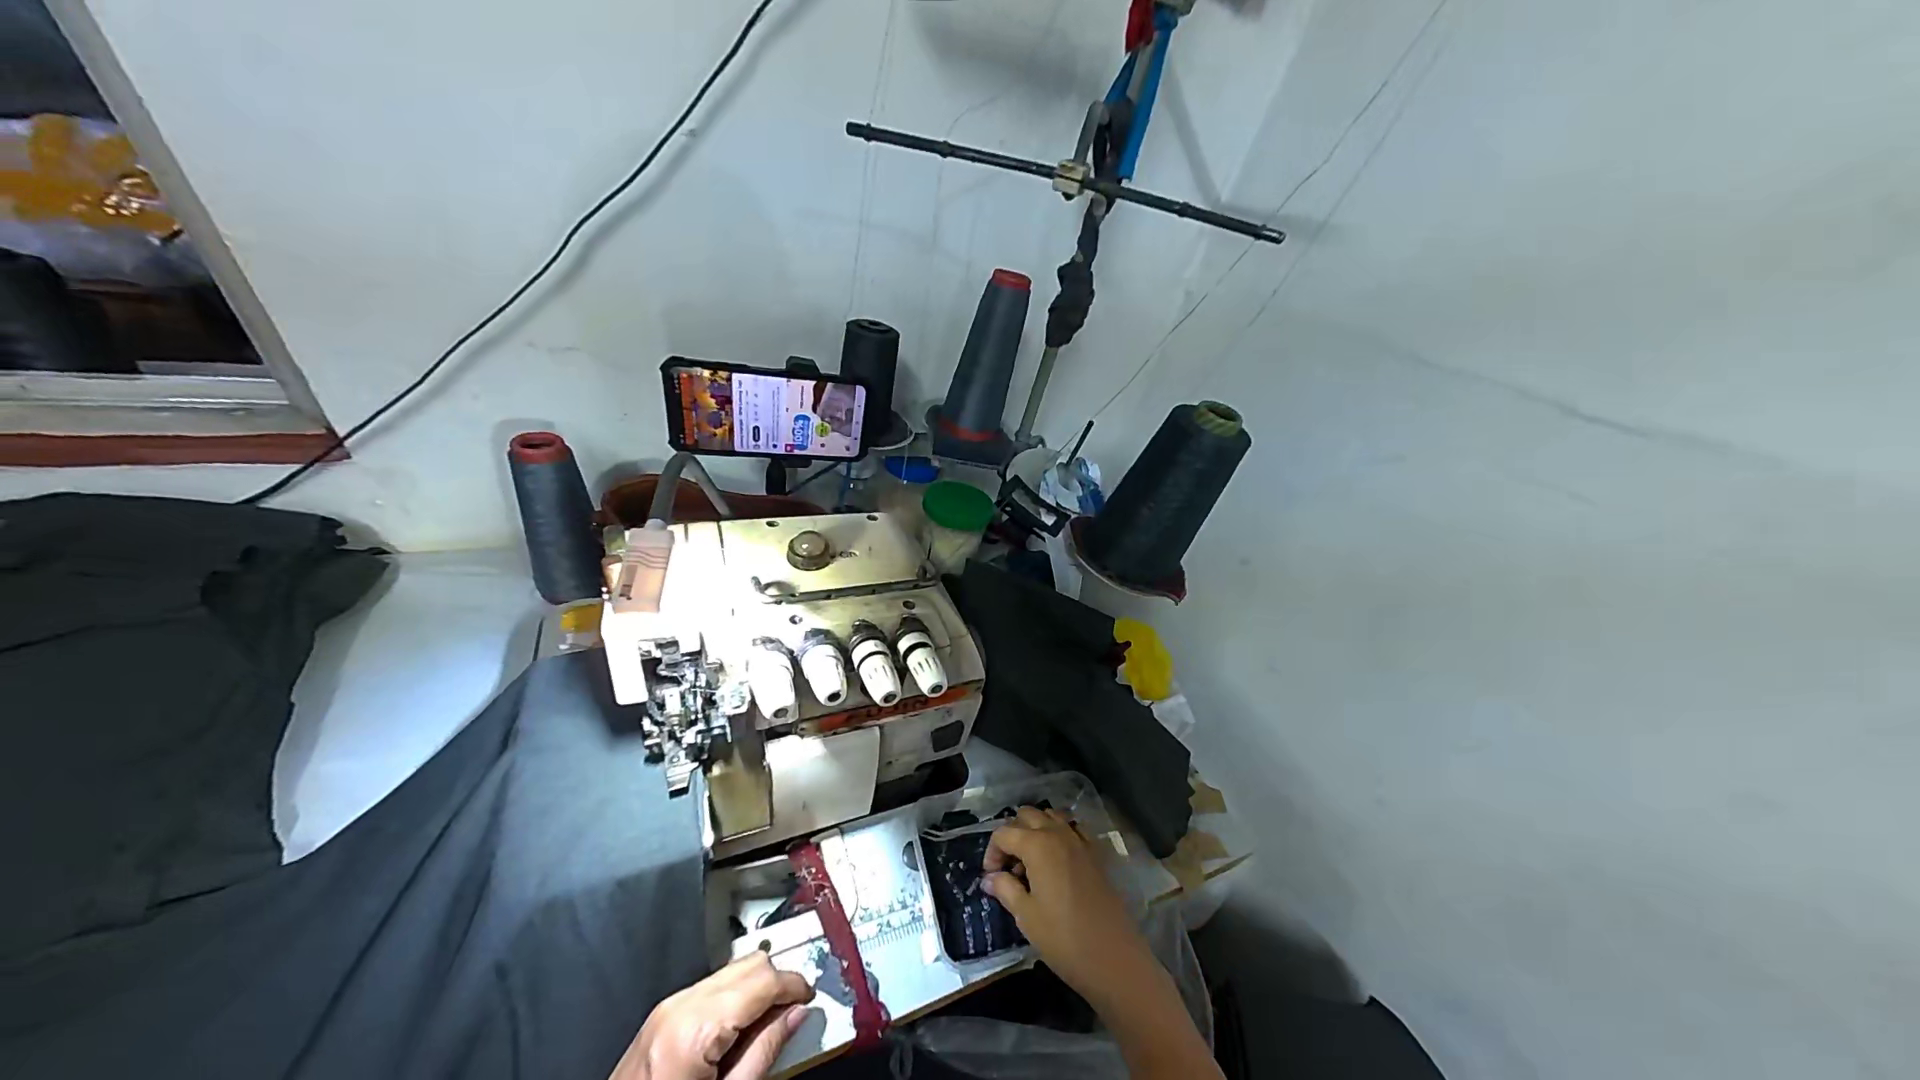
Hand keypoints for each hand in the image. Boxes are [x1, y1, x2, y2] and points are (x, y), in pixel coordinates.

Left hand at [609, 953, 814, 1079]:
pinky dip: (735, 998)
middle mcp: (680, 1006)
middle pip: (749, 964)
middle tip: (794, 1013)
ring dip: (756, 988)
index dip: (794, 985)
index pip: (762, 980)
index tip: (810, 1000)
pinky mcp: (661, 1016)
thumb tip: (795, 1014)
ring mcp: (667, 1008)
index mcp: (696, 1029)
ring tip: (768, 1026)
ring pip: (731, 971)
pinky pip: (711, 988)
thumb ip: (765, 1052)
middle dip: (777, 982)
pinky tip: (739, 1031)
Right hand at [981, 806, 1158, 1005]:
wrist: (1113, 958)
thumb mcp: (1026, 916)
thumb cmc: (1063, 938)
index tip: (990, 878)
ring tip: (1031, 862)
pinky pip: (1073, 829)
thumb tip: (990, 878)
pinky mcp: (1096, 854)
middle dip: (1012, 835)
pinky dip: (1059, 835)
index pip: (1003, 833)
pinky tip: (1056, 862)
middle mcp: (1059, 833)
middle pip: (1027, 816)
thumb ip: (1004, 889)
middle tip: (1008, 867)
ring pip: (1051, 817)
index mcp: (1037, 845)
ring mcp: (1081, 841)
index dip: (991, 852)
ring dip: (1036, 830)